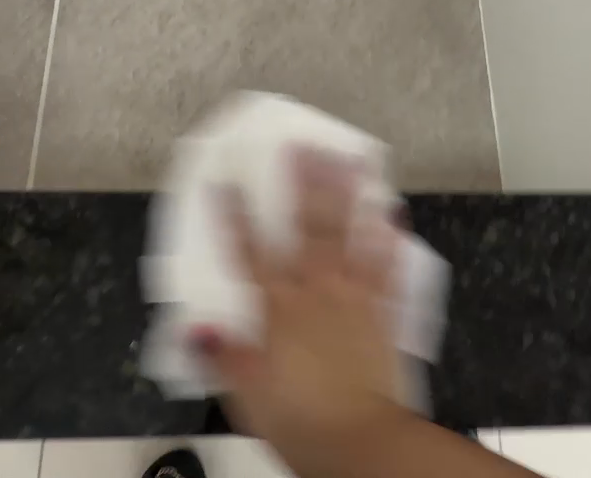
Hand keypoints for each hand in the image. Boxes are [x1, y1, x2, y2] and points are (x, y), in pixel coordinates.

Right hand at [196, 149, 416, 472]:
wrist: (363, 446)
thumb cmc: (300, 420)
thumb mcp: (247, 396)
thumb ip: (222, 356)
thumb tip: (195, 327)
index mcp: (277, 307)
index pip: (248, 252)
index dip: (232, 215)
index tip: (225, 180)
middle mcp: (315, 289)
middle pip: (307, 227)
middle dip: (303, 183)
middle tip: (304, 145)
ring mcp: (353, 297)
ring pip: (350, 236)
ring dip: (351, 196)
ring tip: (354, 159)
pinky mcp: (383, 314)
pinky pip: (388, 271)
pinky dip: (392, 241)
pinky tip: (396, 213)